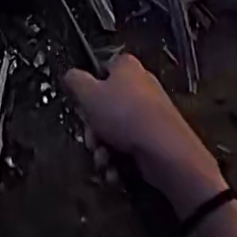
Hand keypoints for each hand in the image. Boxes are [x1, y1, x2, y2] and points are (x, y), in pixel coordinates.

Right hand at [63, 54, 226, 214]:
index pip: (99, 71)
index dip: (87, 90)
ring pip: (115, 129)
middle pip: (105, 104)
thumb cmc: (124, 115)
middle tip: (92, 139)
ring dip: (104, 148)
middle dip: (94, 128)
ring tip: (104, 159)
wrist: (167, 152)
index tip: (82, 107)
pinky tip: (115, 170)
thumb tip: (70, 75)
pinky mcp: (157, 138)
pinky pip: (130, 145)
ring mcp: (151, 113)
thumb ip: (74, 80)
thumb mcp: (88, 93)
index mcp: (126, 67)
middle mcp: (140, 85)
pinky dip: (120, 159)